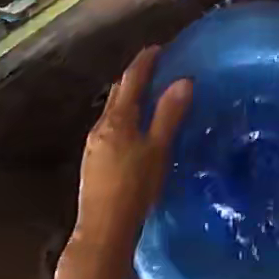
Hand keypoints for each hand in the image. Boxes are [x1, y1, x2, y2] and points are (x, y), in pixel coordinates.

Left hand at [71, 47, 192, 260]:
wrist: (102, 230)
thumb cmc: (134, 187)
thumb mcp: (158, 149)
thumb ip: (169, 114)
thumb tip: (184, 80)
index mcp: (117, 119)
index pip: (131, 81)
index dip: (144, 62)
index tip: (157, 48)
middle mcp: (101, 126)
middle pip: (118, 93)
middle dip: (135, 76)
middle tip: (155, 66)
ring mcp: (94, 145)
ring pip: (113, 111)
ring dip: (129, 97)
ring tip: (148, 94)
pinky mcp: (94, 161)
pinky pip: (111, 126)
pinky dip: (124, 116)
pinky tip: (134, 128)